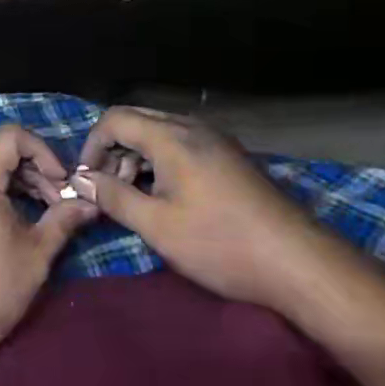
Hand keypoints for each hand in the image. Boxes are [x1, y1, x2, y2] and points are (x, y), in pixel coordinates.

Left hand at [0, 124, 97, 345]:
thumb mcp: (36, 251)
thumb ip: (64, 218)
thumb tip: (92, 203)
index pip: (12, 136)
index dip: (43, 150)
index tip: (62, 179)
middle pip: (6, 149)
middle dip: (40, 167)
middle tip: (64, 199)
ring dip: (29, 179)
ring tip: (54, 209)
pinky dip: (12, 188)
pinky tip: (34, 213)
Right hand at [72, 107, 325, 310]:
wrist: (303, 266)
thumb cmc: (221, 244)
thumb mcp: (157, 225)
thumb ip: (113, 197)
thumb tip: (81, 181)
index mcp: (171, 137)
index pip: (114, 119)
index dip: (91, 146)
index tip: (86, 180)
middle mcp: (193, 128)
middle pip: (136, 120)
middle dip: (113, 150)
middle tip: (107, 188)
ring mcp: (216, 141)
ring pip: (159, 132)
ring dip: (137, 156)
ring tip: (134, 195)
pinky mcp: (231, 159)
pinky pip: (182, 144)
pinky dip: (161, 161)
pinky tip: (165, 195)